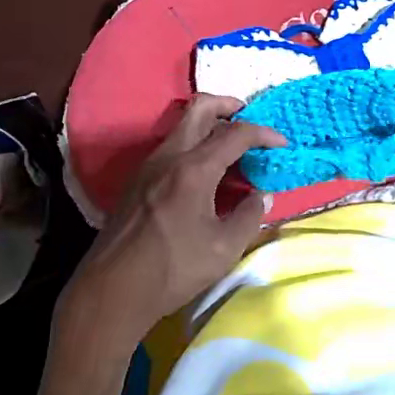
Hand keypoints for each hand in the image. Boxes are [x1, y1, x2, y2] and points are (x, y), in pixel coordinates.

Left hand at [59, 95, 286, 354]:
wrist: (112, 289)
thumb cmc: (172, 269)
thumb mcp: (224, 248)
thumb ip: (250, 216)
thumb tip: (261, 196)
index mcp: (193, 168)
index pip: (235, 133)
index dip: (264, 133)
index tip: (282, 143)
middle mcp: (168, 156)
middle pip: (199, 108)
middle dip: (229, 105)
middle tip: (250, 118)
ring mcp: (148, 165)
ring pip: (182, 126)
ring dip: (209, 126)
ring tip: (232, 149)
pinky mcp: (137, 180)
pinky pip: (171, 146)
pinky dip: (193, 145)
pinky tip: (205, 173)